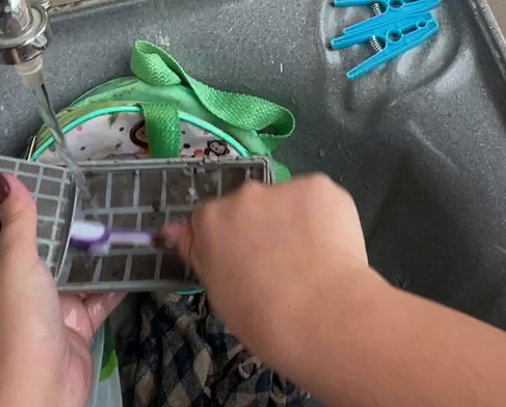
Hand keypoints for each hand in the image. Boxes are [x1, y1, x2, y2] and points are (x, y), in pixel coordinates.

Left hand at [0, 171, 123, 406]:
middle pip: (52, 246)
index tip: (54, 172)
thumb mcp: (17, 265)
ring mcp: (56, 307)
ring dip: (100, 247)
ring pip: (80, 267)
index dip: (30, 203)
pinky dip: (119, 277)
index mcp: (1, 273)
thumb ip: (17, 222)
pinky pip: (102, 293)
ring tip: (126, 213)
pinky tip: (139, 253)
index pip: (12, 229)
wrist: (40, 396)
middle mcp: (26, 287)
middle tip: (102, 187)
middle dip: (75, 222)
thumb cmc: (21, 326)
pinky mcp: (81, 324)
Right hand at [162, 173, 382, 362]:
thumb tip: (175, 231)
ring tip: (310, 261)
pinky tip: (330, 247)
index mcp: (212, 220)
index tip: (242, 264)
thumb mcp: (221, 295)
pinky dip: (322, 218)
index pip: (210, 220)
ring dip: (293, 221)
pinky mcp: (320, 185)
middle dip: (261, 228)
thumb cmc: (266, 320)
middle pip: (249, 207)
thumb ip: (201, 255)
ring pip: (285, 202)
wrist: (325, 315)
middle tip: (278, 266)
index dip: (227, 243)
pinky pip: (315, 199)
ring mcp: (284, 187)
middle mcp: (244, 195)